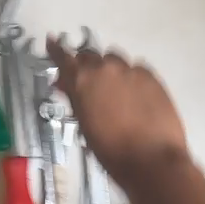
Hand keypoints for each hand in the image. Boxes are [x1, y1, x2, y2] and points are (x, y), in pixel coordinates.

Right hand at [47, 33, 188, 182]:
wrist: (153, 162)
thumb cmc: (112, 152)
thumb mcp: (85, 126)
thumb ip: (75, 99)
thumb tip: (66, 85)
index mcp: (82, 80)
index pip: (63, 56)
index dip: (56, 49)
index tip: (51, 41)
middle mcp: (103, 67)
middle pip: (90, 56)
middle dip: (87, 66)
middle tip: (90, 84)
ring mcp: (129, 68)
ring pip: (114, 60)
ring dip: (110, 71)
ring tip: (117, 92)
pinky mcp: (150, 74)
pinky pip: (135, 69)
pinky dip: (131, 78)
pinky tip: (137, 97)